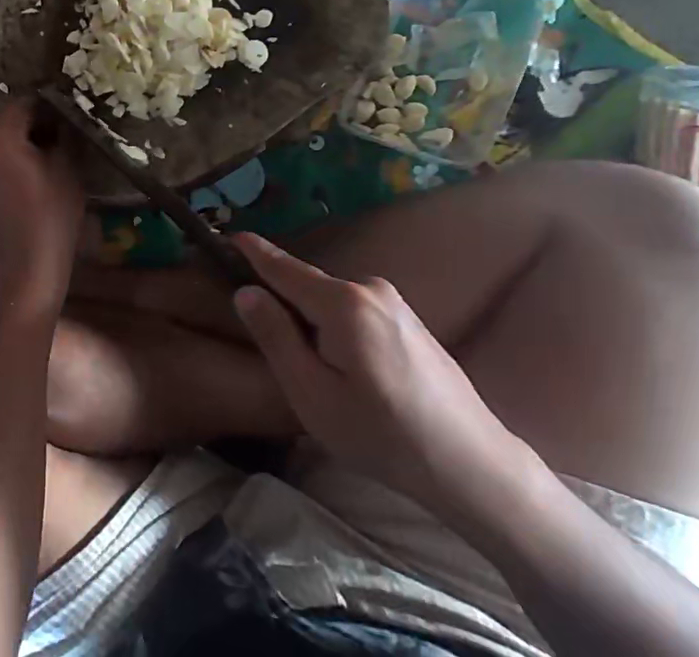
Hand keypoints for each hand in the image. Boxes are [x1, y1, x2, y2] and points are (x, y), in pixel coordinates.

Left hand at [0, 101, 84, 298]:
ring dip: (15, 142)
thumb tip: (56, 123)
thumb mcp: (67, 168)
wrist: (27, 268)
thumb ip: (61, 136)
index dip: (46, 105)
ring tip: (44, 153)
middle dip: (28, 121)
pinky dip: (4, 161)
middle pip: (2, 120)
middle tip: (57, 132)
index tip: (65, 115)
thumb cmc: (51, 214)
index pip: (21, 103)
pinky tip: (24, 173)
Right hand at [230, 234, 522, 502]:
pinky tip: (347, 371)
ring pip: (330, 301)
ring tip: (315, 372)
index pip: (284, 268)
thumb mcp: (311, 392)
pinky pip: (353, 311)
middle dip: (282, 303)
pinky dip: (335, 328)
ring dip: (311, 322)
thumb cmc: (382, 434)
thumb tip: (245, 291)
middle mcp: (370, 289)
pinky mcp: (409, 319)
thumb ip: (275, 336)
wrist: (470, 464)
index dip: (253, 253)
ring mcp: (394, 302)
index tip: (228, 235)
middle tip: (271, 349)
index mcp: (343, 303)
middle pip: (307, 286)